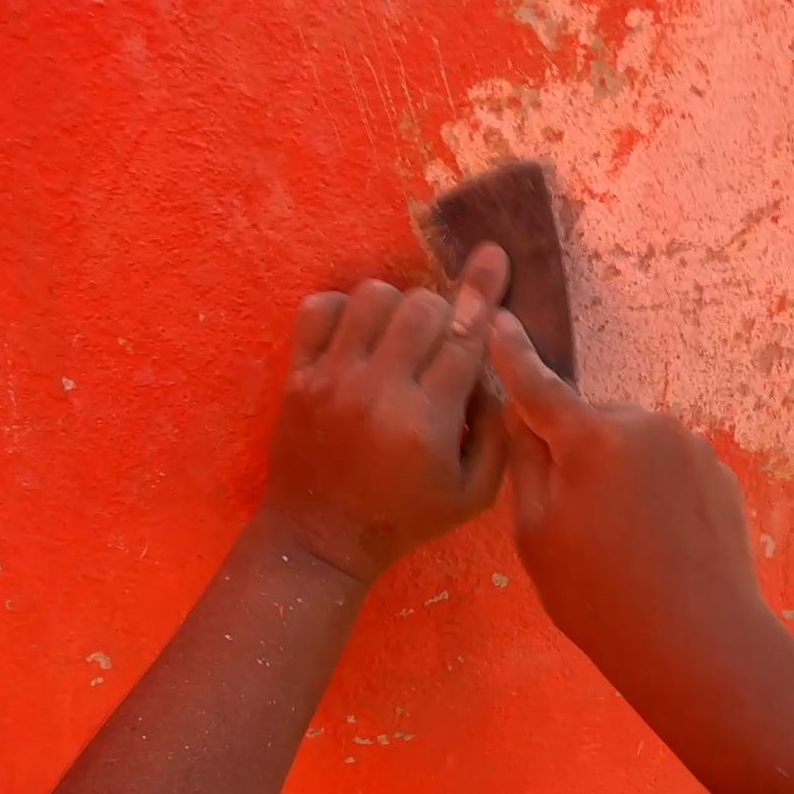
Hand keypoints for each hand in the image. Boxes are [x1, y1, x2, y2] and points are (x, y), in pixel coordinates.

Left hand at [261, 246, 511, 582]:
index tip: (493, 255)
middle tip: (436, 341)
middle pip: (420, 306)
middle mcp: (378, 389)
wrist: (320, 539)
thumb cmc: (403, 518)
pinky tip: (354, 336)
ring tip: (394, 338)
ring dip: (394, 307)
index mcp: (426, 419)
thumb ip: (496, 434)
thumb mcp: (472, 496)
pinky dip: (341, 309)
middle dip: (440, 312)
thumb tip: (491, 375)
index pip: (464, 336)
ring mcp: (331, 379)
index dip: (483, 291)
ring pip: (371, 296)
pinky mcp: (297, 377)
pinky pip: (317, 309)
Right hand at [488, 311, 768, 656]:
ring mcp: (689, 445)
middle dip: (573, 450)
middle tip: (574, 517)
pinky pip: (664, 461)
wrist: (701, 644)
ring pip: (628, 441)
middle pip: (587, 422)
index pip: (539, 385)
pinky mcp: (717, 469)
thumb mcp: (535, 535)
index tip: (500, 319)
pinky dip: (650, 484)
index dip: (513, 353)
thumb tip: (527, 420)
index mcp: (593, 438)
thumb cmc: (599, 597)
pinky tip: (658, 537)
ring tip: (622, 536)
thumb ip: (526, 465)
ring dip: (613, 468)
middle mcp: (645, 423)